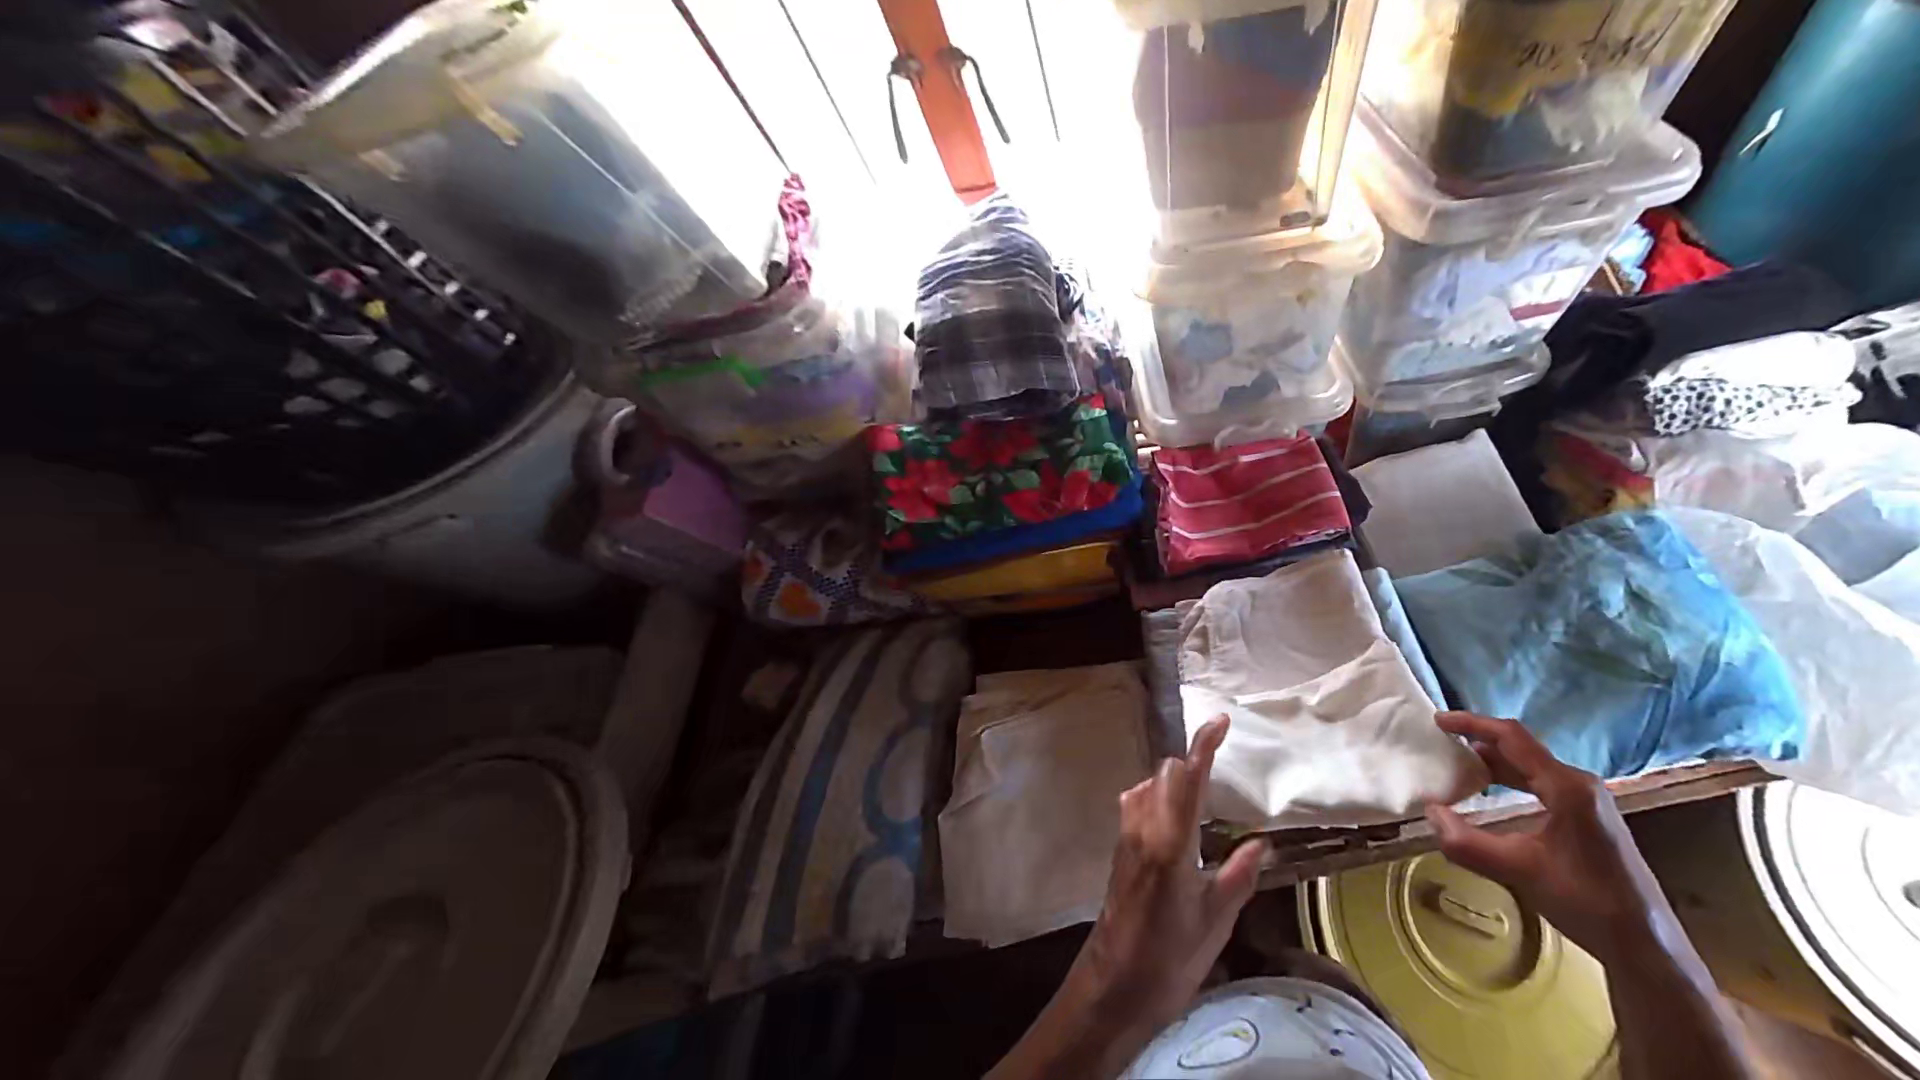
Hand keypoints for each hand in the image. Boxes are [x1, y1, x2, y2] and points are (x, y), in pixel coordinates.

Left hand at [1076, 715, 1266, 1036]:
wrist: (1113, 983)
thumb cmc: (1169, 958)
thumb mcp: (1215, 922)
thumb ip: (1238, 876)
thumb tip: (1261, 841)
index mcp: (1171, 842)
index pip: (1188, 778)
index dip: (1204, 745)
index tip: (1221, 721)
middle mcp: (1143, 828)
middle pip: (1165, 773)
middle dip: (1191, 762)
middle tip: (1221, 770)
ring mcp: (1126, 836)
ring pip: (1149, 786)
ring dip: (1174, 781)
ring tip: (1204, 796)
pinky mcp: (1119, 849)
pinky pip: (1138, 804)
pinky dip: (1159, 797)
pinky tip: (1177, 822)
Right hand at [1423, 712, 1677, 963]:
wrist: (1646, 946)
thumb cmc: (1587, 902)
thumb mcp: (1518, 871)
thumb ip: (1466, 842)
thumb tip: (1429, 812)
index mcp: (1567, 787)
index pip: (1512, 738)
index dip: (1472, 723)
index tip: (1437, 721)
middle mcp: (1579, 785)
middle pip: (1520, 748)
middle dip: (1477, 741)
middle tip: (1440, 744)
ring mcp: (1586, 801)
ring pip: (1529, 766)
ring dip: (1491, 761)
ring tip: (1455, 766)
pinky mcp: (1586, 817)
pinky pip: (1538, 783)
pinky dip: (1507, 778)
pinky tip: (1489, 792)